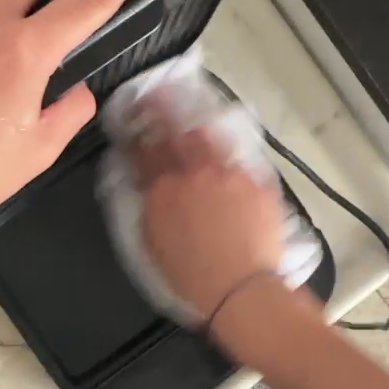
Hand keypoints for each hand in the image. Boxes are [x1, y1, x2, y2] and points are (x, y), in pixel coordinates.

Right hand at [130, 124, 284, 319]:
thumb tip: (146, 187)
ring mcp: (229, 174)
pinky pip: (241, 159)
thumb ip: (149, 206)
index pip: (143, 151)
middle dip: (161, 110)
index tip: (131, 122)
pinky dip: (229, 155)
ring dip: (195, 126)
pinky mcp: (258, 183)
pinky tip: (227, 155)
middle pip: (175, 130)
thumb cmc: (192, 277)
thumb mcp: (153, 243)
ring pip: (209, 136)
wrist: (241, 290)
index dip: (134, 132)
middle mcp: (195, 173)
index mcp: (163, 190)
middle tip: (155, 98)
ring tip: (191, 121)